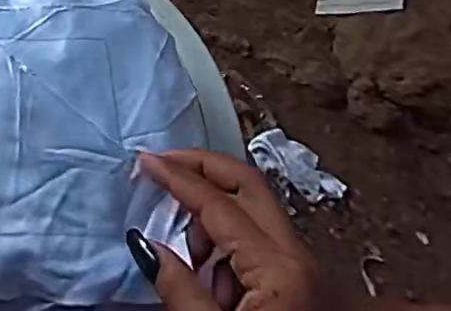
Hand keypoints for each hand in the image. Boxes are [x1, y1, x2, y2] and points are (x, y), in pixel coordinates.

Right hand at [130, 149, 322, 310]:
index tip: (147, 161)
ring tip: (192, 257)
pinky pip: (261, 238)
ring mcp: (304, 266)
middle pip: (246, 181)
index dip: (177, 178)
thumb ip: (179, 289)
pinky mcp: (302, 281)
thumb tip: (146, 245)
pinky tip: (216, 284)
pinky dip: (231, 242)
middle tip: (165, 165)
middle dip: (202, 166)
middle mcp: (298, 256)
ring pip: (255, 208)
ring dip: (216, 213)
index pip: (218, 203)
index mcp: (279, 270)